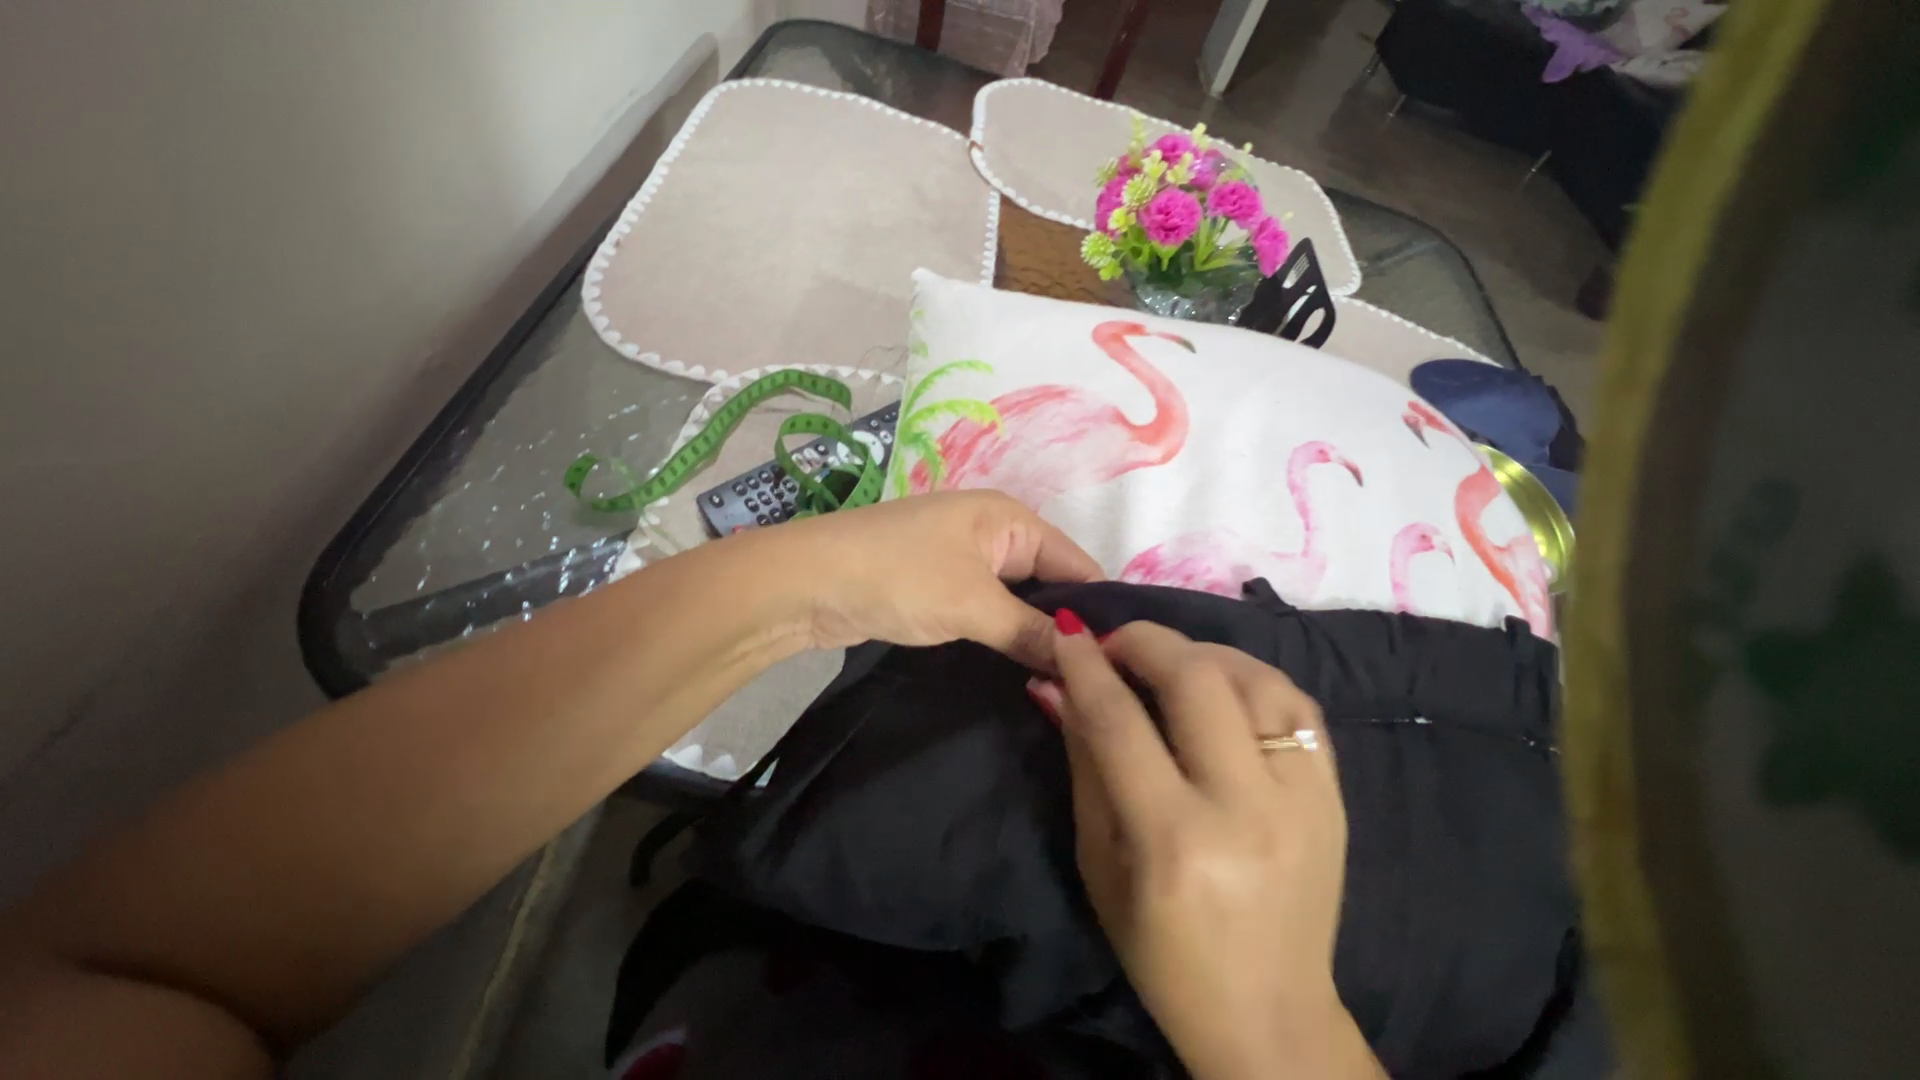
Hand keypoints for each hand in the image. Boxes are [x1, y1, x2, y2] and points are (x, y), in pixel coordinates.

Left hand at [774, 491, 1102, 669]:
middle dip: (1070, 628)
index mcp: (1010, 517)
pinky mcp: (940, 589)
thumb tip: (1089, 662)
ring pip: (1019, 602)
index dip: (1100, 611)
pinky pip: (989, 613)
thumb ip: (1033, 632)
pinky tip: (1025, 673)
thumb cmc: (899, 577)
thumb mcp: (973, 605)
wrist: (807, 583)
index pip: (1078, 564)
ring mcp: (964, 561)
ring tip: (1071, 688)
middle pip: (1051, 582)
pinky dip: (1005, 638)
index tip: (1125, 665)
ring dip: (1036, 638)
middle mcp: (993, 532)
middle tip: (1100, 688)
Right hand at [1030, 618, 1379, 1079]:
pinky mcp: (1335, 797)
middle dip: (1146, 642)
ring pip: (1256, 678)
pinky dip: (1252, 678)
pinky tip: (1223, 684)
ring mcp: (1304, 798)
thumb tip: (1056, 686)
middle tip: (1116, 643)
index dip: (1085, 667)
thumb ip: (1084, 763)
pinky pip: (1298, 705)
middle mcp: (1246, 808)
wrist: (1268, 1013)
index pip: (1120, 722)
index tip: (1066, 632)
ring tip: (1169, 660)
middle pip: (1197, 681)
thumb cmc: (1162, 952)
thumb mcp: (1100, 863)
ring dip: (1202, 652)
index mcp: (1174, 840)